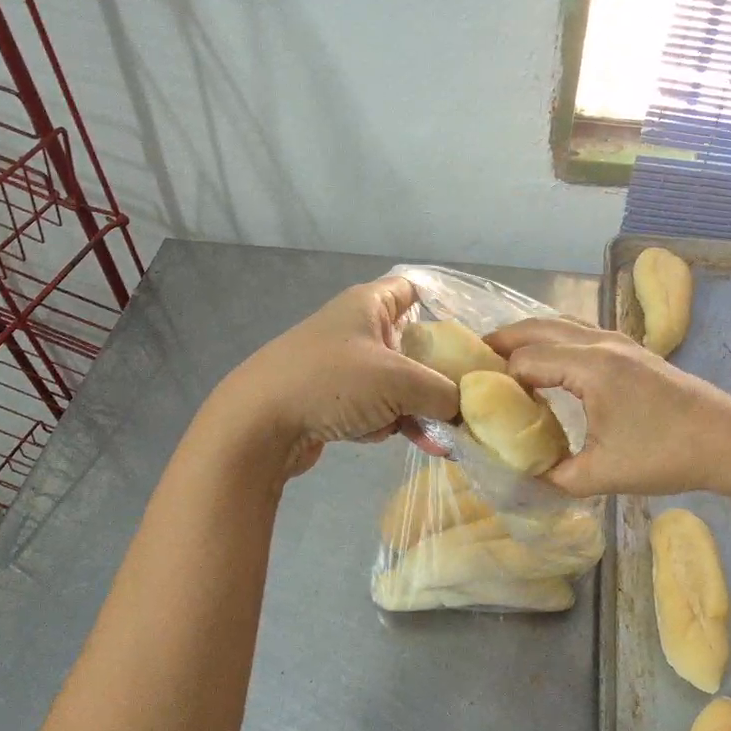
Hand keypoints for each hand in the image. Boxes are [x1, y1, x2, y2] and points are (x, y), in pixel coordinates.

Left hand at [216, 277, 459, 476]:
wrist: (258, 425)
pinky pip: (376, 407)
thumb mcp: (400, 381)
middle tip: (467, 399)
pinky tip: (402, 441)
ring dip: (418, 408)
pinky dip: (390, 423)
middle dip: (439, 375)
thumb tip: (466, 409)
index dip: (443, 306)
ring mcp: (342, 367)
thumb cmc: (331, 383)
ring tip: (442, 438)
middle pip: (413, 344)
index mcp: (369, 305)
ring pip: (397, 383)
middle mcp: (356, 330)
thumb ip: (443, 393)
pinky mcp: (332, 401)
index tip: (472, 339)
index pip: (413, 290)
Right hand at [488, 318, 730, 497]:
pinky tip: (546, 364)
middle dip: (501, 343)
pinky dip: (552, 340)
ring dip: (527, 337)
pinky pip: (578, 333)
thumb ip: (553, 475)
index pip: (524, 361)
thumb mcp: (601, 474)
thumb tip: (522, 476)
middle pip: (535, 329)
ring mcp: (618, 341)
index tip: (470, 398)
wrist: (729, 442)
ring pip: (559, 324)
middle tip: (471, 366)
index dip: (493, 378)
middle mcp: (600, 343)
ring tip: (500, 360)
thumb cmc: (665, 455)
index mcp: (590, 366)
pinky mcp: (632, 350)